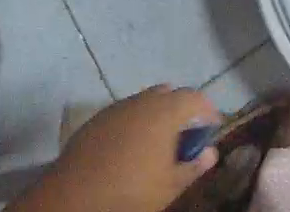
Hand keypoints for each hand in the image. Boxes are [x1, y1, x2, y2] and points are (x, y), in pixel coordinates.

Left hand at [14, 84, 220, 211]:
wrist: (76, 195)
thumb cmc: (131, 191)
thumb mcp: (170, 186)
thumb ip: (194, 166)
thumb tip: (211, 152)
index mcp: (165, 111)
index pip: (194, 97)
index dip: (207, 109)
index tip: (213, 126)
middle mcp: (142, 100)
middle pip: (168, 95)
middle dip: (180, 110)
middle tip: (185, 136)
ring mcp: (117, 107)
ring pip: (144, 102)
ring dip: (156, 115)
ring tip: (158, 143)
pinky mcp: (97, 119)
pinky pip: (124, 113)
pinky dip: (134, 123)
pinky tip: (131, 147)